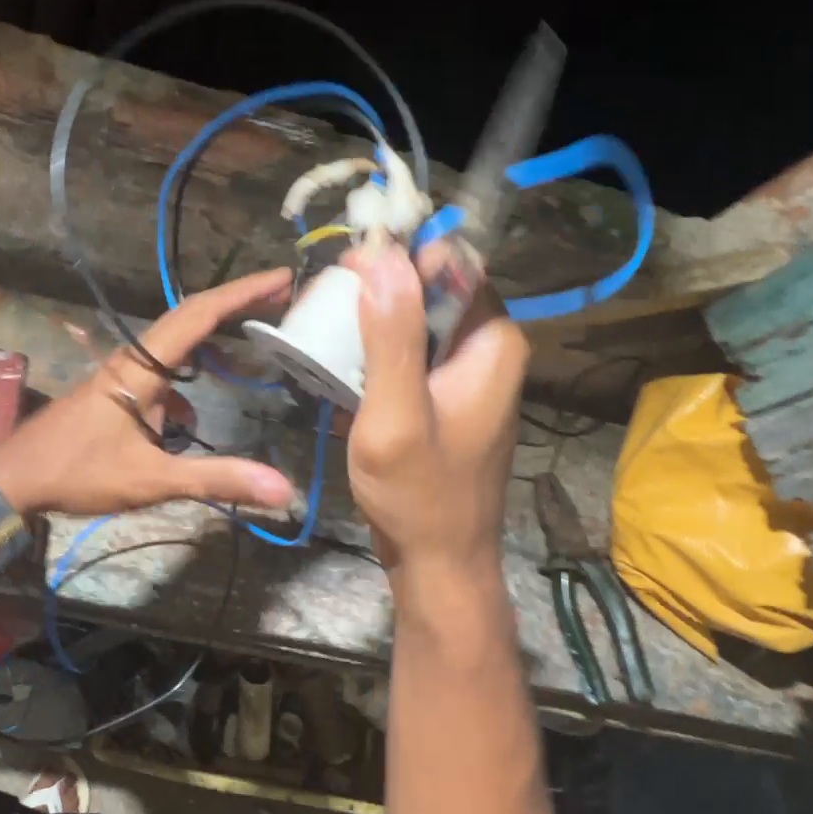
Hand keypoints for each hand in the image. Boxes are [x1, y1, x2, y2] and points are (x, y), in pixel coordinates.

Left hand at [0, 268, 297, 516]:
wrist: (14, 478)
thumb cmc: (78, 472)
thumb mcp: (150, 480)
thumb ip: (215, 480)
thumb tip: (283, 488)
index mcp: (140, 369)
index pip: (198, 316)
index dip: (242, 293)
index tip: (282, 277)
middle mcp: (130, 361)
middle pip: (188, 318)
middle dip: (234, 303)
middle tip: (281, 296)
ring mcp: (119, 376)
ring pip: (173, 344)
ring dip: (211, 337)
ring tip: (251, 339)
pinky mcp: (112, 394)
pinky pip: (159, 372)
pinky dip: (187, 375)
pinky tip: (193, 411)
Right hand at [345, 243, 527, 570]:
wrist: (437, 560)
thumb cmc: (419, 493)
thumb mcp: (395, 414)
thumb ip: (390, 338)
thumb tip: (382, 258)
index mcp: (491, 342)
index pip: (453, 263)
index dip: (402, 253)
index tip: (346, 264)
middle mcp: (487, 349)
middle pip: (433, 289)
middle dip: (379, 287)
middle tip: (323, 300)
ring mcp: (465, 375)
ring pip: (415, 321)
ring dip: (368, 322)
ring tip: (322, 331)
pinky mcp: (443, 397)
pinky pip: (408, 355)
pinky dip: (373, 355)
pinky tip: (339, 372)